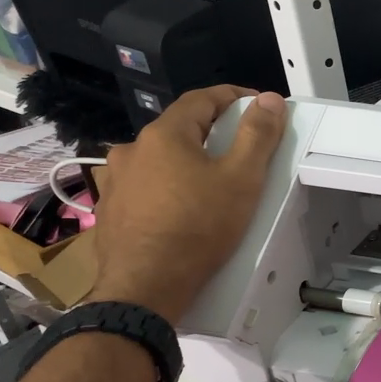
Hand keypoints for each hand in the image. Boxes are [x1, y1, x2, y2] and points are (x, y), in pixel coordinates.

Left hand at [87, 86, 286, 322]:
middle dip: (212, 131)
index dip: (232, 96)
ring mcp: (115, 181)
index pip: (201, 99)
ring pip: (159, 158)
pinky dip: (167, 185)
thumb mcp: (242, 178)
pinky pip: (145, 185)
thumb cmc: (200, 226)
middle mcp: (131, 150)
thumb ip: (258, 135)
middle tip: (241, 145)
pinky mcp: (111, 210)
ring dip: (186, 159)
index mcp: (164, 135)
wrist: (146, 285)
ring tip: (211, 180)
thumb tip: (269, 99)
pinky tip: (182, 206)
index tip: (257, 104)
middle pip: (179, 129)